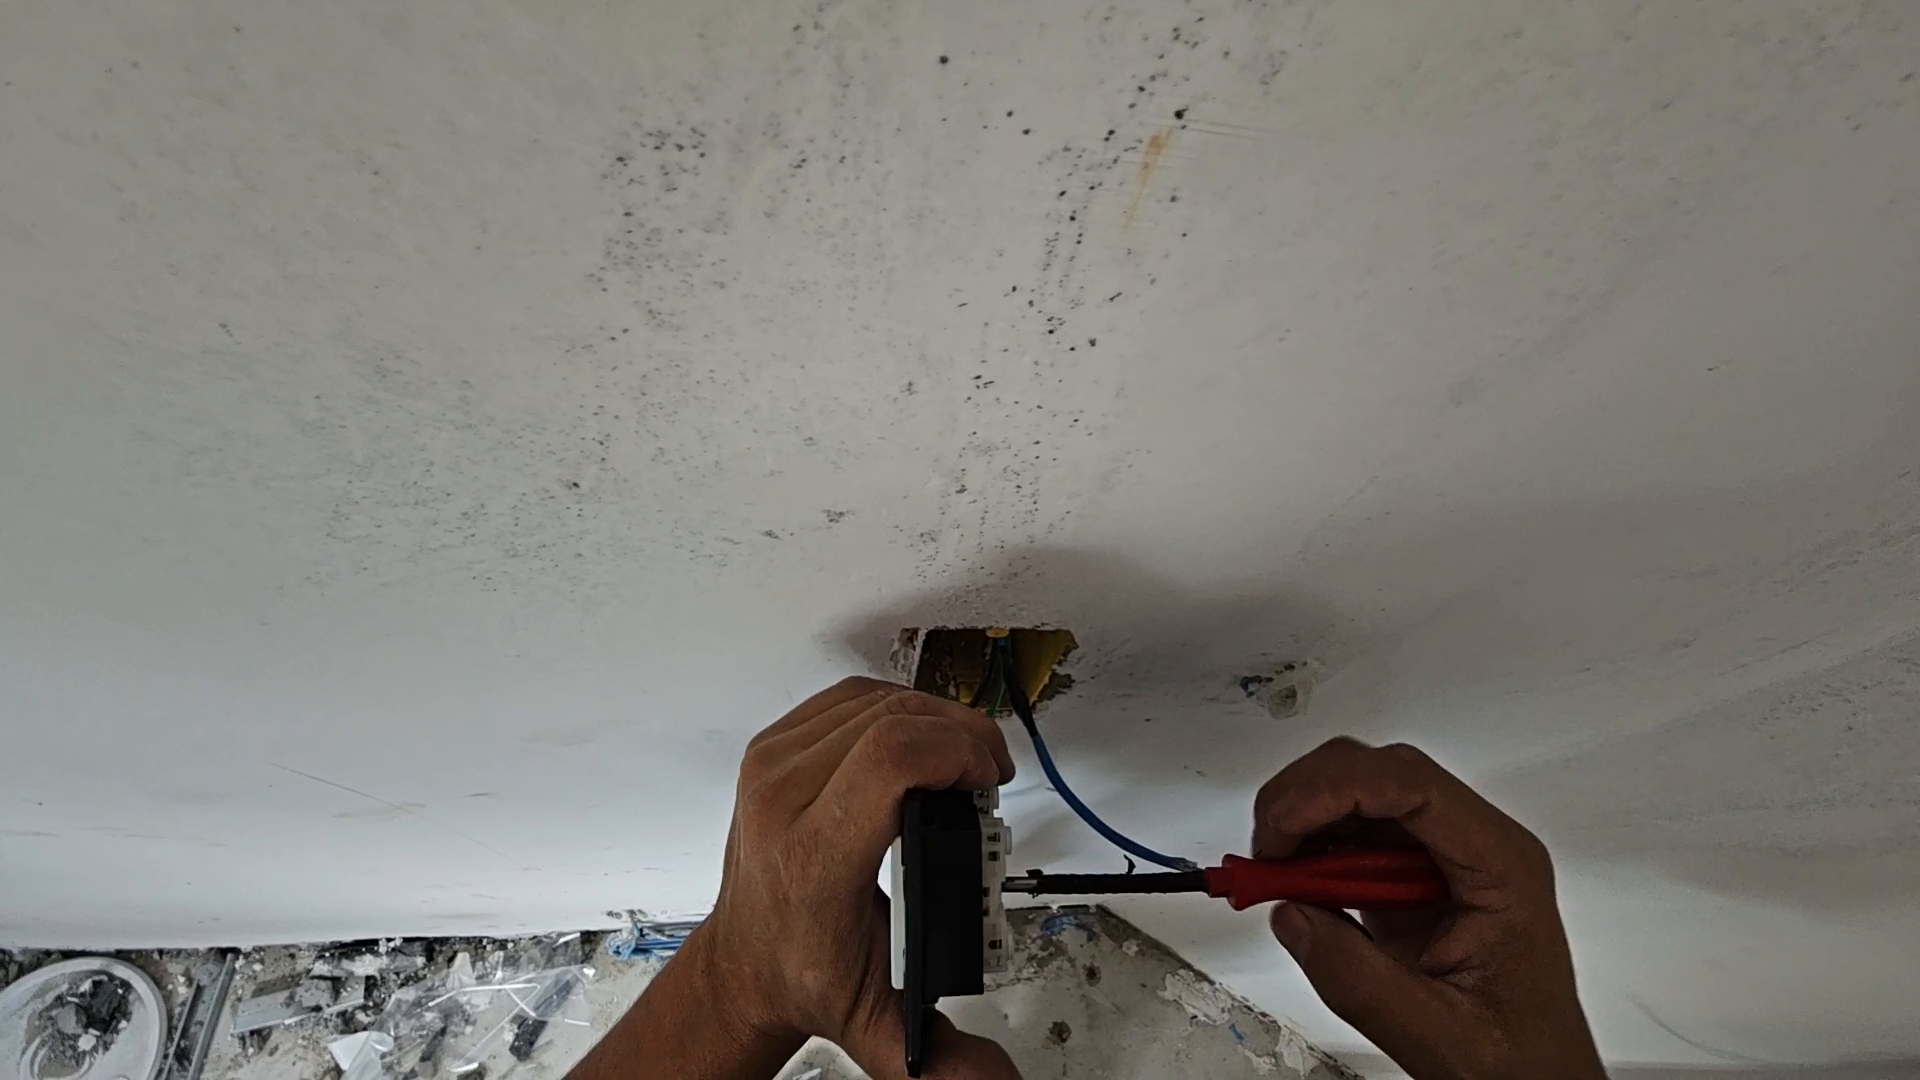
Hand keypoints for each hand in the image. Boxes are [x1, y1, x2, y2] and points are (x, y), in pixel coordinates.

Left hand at [574, 677, 1022, 1079]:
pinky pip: (850, 697)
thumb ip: (941, 1056)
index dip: (956, 751)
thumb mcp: (878, 1016)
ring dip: (933, 717)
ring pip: (876, 700)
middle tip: (986, 771)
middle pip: (895, 720)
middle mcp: (784, 799)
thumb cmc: (805, 971)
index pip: (890, 761)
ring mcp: (773, 764)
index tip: (986, 778)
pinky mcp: (774, 746)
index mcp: (814, 857)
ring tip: (959, 755)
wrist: (745, 957)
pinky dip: (896, 706)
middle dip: (961, 734)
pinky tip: (917, 734)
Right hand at [1253, 738, 1604, 1079]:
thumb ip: (1361, 982)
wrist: (1532, 1073)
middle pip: (1371, 770)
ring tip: (1273, 872)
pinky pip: (1339, 819)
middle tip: (1266, 853)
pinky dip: (1301, 839)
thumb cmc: (1516, 1057)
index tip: (1282, 829)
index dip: (1335, 790)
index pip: (1411, 785)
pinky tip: (1292, 877)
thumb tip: (1290, 914)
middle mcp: (1467, 838)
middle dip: (1304, 798)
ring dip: (1296, 817)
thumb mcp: (1441, 1038)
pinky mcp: (1400, 856)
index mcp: (1499, 866)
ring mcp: (1432, 843)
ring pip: (1348, 784)